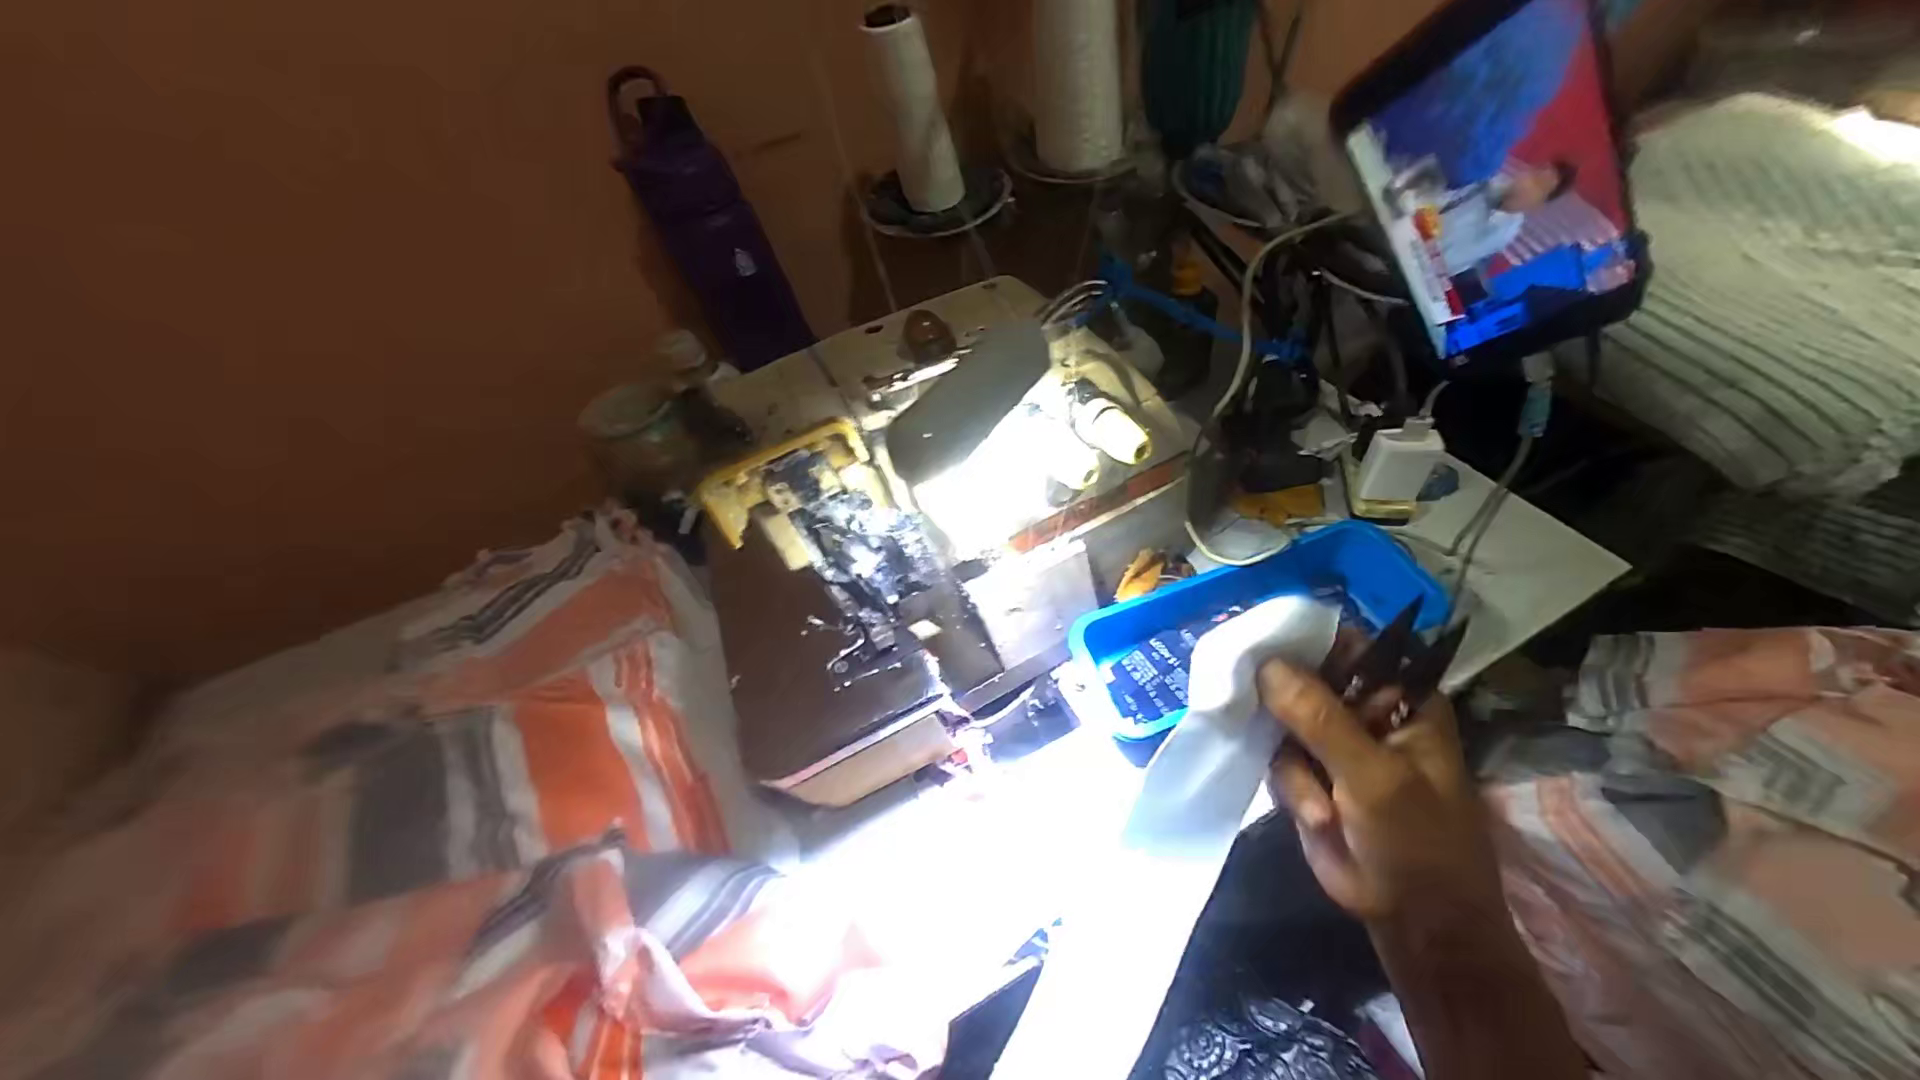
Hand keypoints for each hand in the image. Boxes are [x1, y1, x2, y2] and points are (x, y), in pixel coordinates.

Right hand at [1257, 658, 1503, 932]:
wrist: (1413, 920)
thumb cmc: (1417, 840)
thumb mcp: (1374, 775)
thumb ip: (1320, 717)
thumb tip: (1265, 664)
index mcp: (1400, 700)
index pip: (1349, 647)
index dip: (1306, 640)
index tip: (1262, 642)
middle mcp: (1363, 713)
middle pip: (1304, 680)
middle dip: (1281, 699)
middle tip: (1269, 716)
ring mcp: (1332, 744)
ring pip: (1282, 721)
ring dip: (1294, 764)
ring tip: (1320, 806)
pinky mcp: (1306, 774)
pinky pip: (1276, 756)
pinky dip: (1290, 785)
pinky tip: (1314, 815)